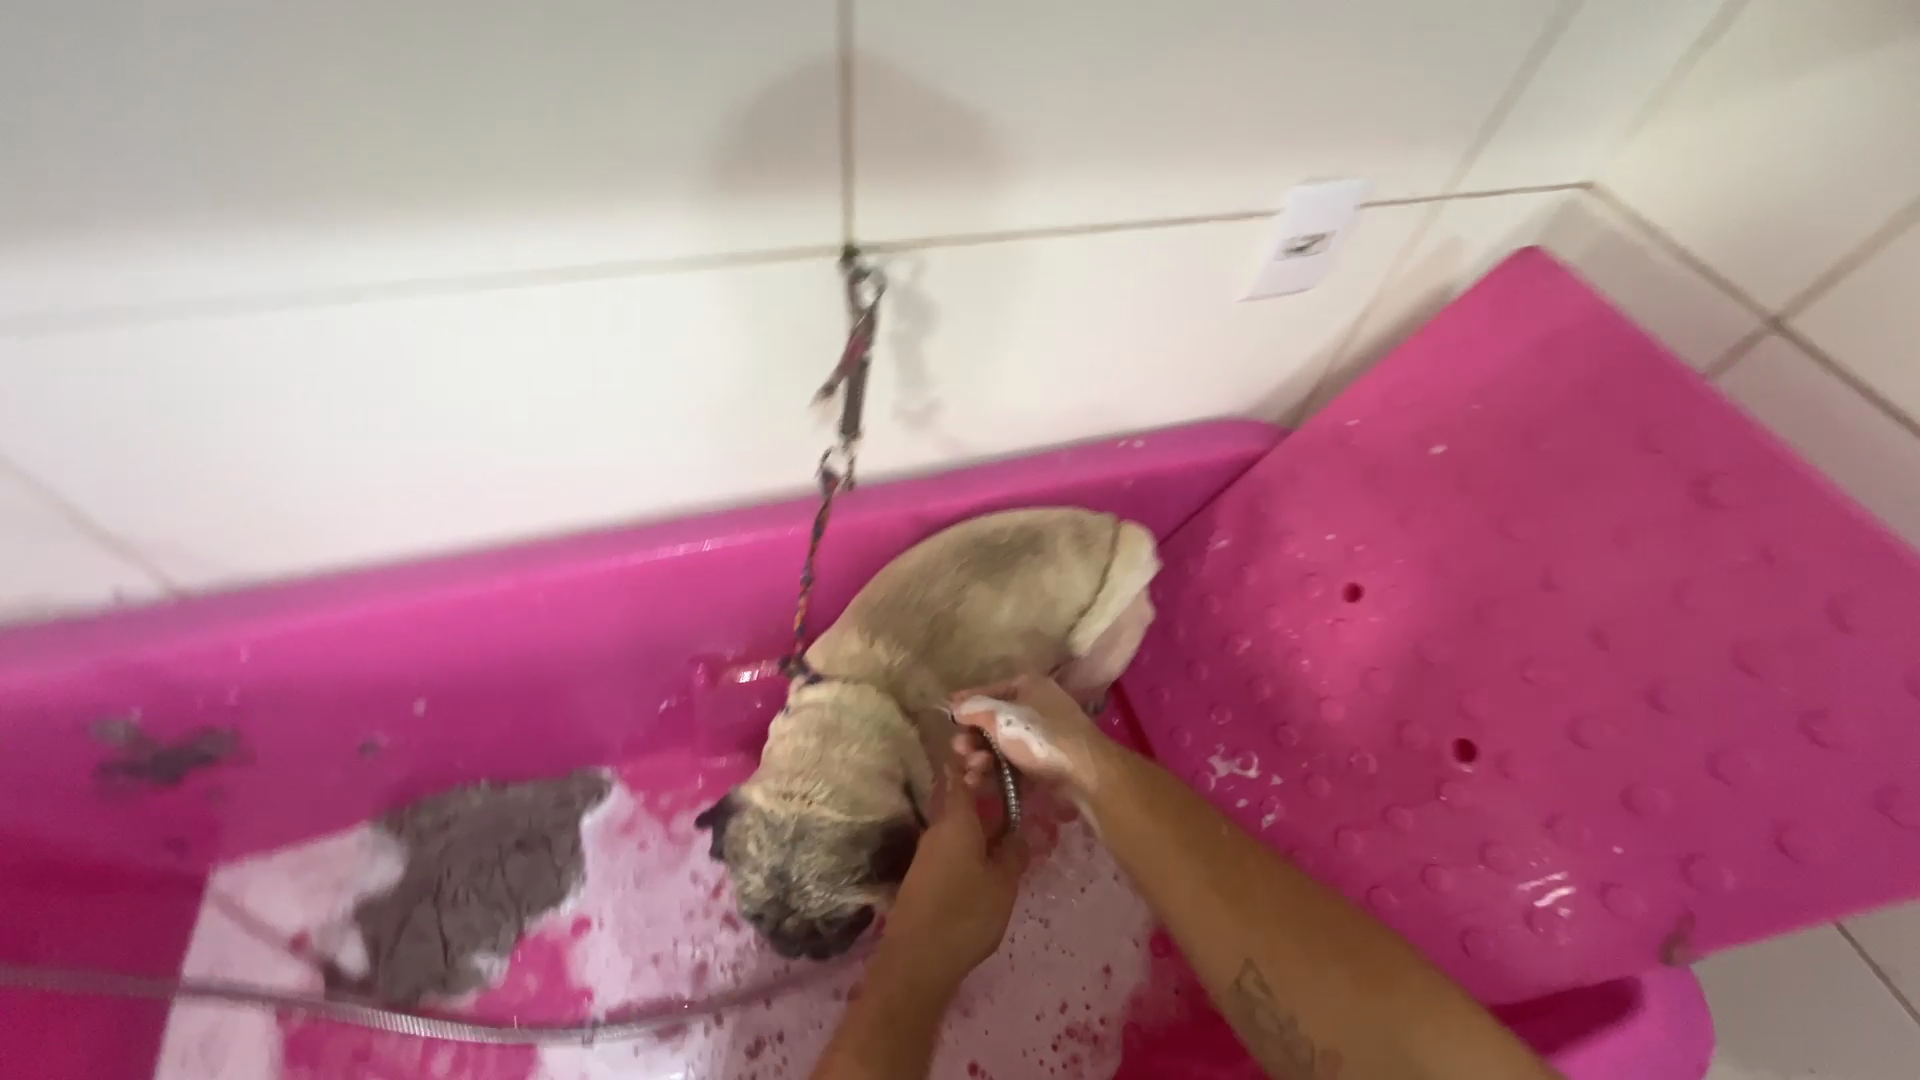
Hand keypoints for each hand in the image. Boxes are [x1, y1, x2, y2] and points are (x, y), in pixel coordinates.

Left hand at [879, 751, 1028, 992]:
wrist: (916, 960)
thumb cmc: (965, 914)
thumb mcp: (1003, 883)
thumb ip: (1014, 853)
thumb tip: (1021, 832)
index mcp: (956, 819)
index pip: (961, 774)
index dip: (975, 759)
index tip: (993, 749)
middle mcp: (938, 828)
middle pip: (960, 798)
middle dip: (984, 790)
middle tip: (1014, 789)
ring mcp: (928, 852)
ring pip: (958, 824)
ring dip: (980, 820)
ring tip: (1010, 826)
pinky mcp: (925, 875)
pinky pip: (952, 846)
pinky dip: (971, 842)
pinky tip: (990, 857)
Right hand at [950, 672, 1111, 793]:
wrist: (1086, 774)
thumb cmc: (1041, 737)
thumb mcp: (1002, 718)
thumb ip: (975, 710)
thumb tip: (956, 707)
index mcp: (1029, 686)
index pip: (989, 690)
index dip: (967, 702)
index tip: (946, 714)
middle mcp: (1035, 707)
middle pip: (993, 721)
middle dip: (972, 737)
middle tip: (958, 749)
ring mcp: (1040, 737)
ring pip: (1000, 746)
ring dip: (980, 757)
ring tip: (971, 769)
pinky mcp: (1043, 764)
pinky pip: (1011, 765)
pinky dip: (994, 772)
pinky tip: (978, 782)